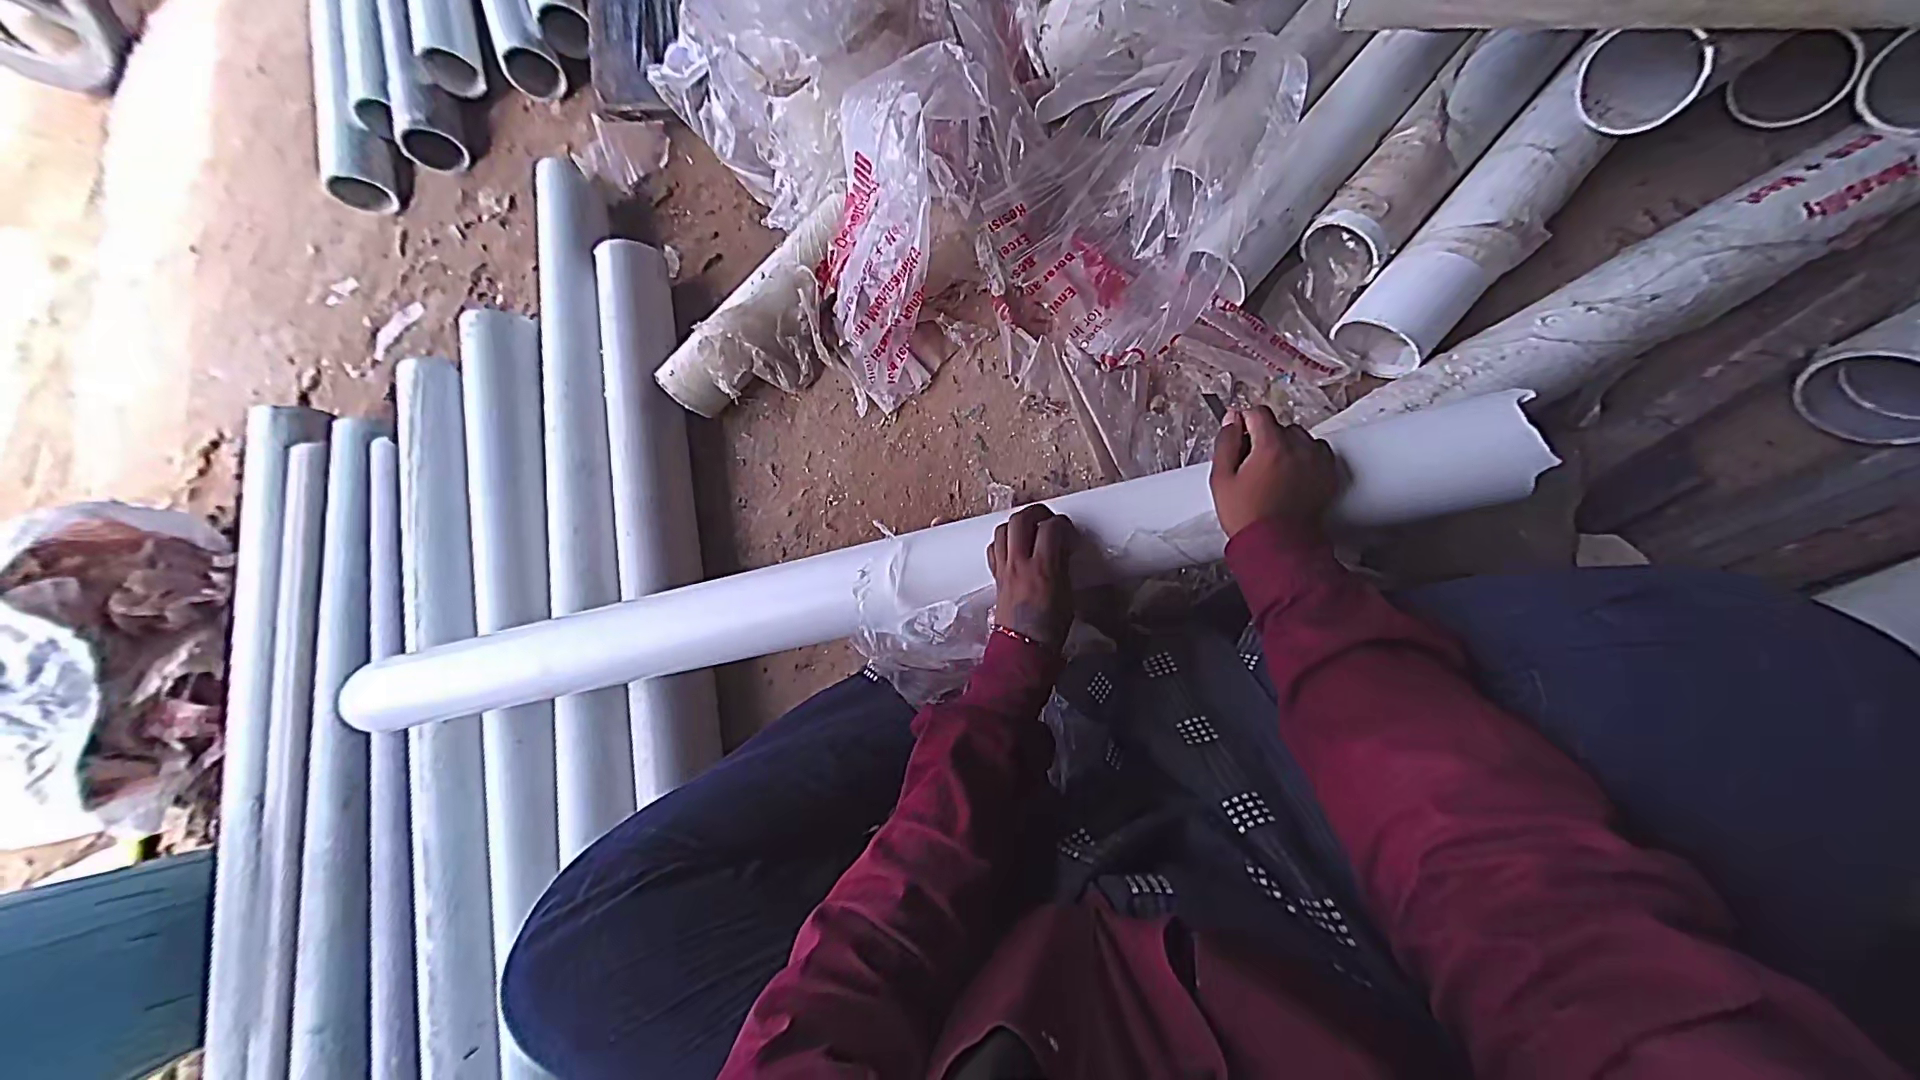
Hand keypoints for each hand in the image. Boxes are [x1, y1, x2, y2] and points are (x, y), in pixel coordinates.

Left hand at [987, 504, 1078, 649]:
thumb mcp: (1067, 592)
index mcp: (1043, 568)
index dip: (1062, 524)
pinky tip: (1014, 547)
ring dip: (1016, 524)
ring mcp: (1004, 569)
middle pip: (1020, 520)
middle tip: (1048, 519)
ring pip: (1002, 530)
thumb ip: (1062, 563)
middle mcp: (1019, 563)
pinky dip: (1003, 541)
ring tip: (1030, 529)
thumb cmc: (1051, 627)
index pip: (1051, 528)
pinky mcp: (995, 576)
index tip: (1069, 531)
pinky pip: (993, 548)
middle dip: (1036, 513)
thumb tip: (1062, 545)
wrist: (1024, 649)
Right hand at [1209, 405, 1339, 539]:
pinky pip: (1317, 453)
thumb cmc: (1247, 516)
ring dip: (1287, 447)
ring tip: (1274, 471)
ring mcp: (1317, 461)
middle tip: (1253, 463)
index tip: (1239, 435)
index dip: (1244, 421)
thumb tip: (1232, 420)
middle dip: (1265, 438)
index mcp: (1270, 446)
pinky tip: (1291, 476)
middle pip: (1280, 426)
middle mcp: (1298, 448)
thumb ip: (1225, 443)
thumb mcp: (1221, 479)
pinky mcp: (1329, 474)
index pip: (1259, 413)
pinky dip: (1305, 458)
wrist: (1277, 545)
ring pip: (1300, 438)